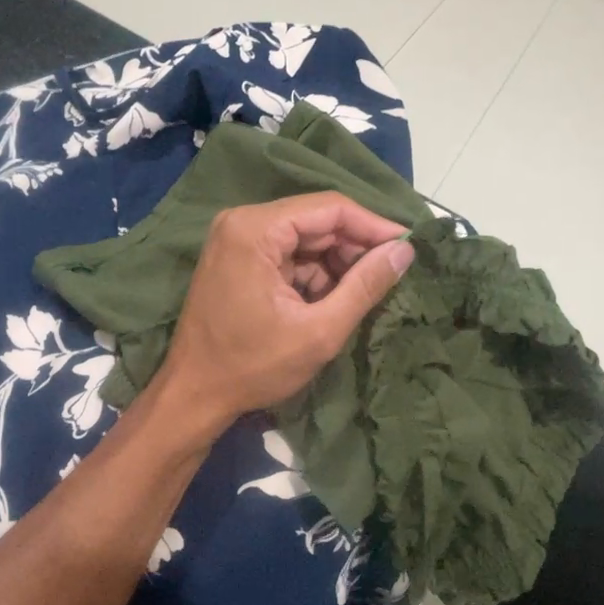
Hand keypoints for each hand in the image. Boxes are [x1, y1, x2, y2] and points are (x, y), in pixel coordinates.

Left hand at [157, 192, 414, 428]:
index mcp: (256, 229)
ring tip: (362, 296)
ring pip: (306, 238)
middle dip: (355, 247)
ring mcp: (237, 240)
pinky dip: (314, 275)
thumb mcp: (319, 331)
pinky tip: (332, 302)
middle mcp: (243, 222)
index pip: (330, 208)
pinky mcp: (238, 259)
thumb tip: (405, 251)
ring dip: (336, 265)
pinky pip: (289, 254)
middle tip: (390, 275)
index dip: (374, 225)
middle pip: (317, 220)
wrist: (193, 396)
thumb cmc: (253, 366)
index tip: (410, 245)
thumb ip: (365, 287)